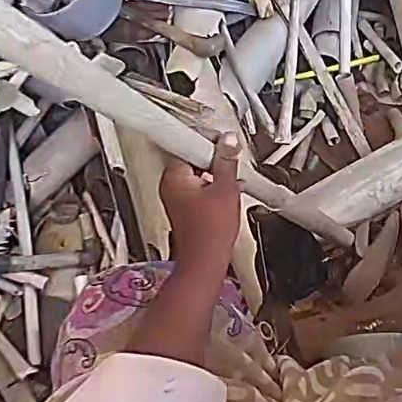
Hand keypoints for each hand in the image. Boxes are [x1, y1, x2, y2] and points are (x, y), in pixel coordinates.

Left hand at [160, 132, 242, 272]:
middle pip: (192, 159)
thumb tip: (228, 141)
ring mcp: (175, 198)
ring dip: (214, 175)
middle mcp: (170, 185)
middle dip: (213, 160)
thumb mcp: (225, 188)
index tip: (223, 142)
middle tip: (230, 163)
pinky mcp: (184, 208)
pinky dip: (212, 188)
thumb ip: (226, 160)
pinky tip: (227, 193)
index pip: (187, 144)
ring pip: (196, 174)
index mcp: (174, 177)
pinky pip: (197, 189)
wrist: (206, 260)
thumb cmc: (210, 231)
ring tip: (231, 182)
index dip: (209, 141)